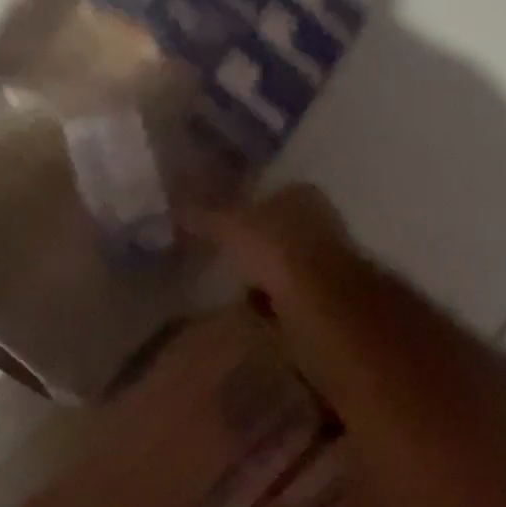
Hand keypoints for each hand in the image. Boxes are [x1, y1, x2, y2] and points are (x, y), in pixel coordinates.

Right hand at [193, 183, 357, 310]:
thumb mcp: (229, 226)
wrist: (319, 298)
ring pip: (288, 265)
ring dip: (267, 278)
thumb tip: (175, 205)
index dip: (245, 212)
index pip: (269, 195)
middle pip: (279, 232)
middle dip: (257, 249)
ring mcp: (330, 257)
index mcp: (301, 193)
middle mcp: (322, 219)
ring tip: (240, 292)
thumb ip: (204, 214)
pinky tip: (260, 312)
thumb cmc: (275, 249)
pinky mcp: (330, 292)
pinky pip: (294, 294)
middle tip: (227, 263)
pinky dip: (277, 303)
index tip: (223, 232)